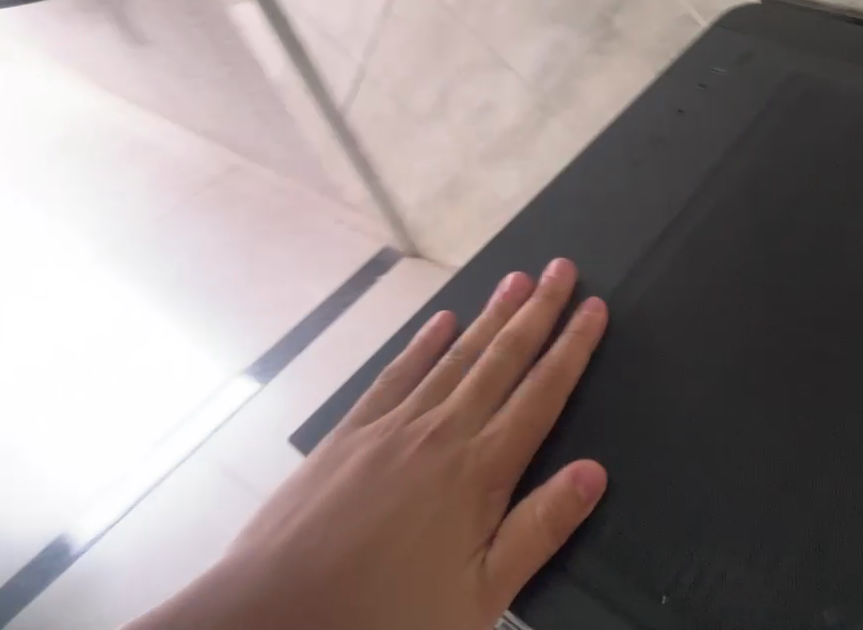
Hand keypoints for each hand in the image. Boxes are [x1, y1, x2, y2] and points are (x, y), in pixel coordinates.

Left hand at [131, 259, 607, 629]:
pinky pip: (396, 374)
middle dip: (538, 311)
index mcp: (480, 471)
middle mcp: (443, 432)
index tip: (594, 307)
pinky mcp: (349, 434)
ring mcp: (393, 427)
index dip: (572, 347)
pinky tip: (441, 319)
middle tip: (561, 268)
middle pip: (503, 359)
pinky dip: (422, 343)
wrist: (267, 623)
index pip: (541, 393)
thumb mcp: (479, 597)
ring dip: (490, 315)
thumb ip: (539, 529)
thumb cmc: (385, 618)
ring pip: (456, 356)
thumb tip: (595, 471)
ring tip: (516, 279)